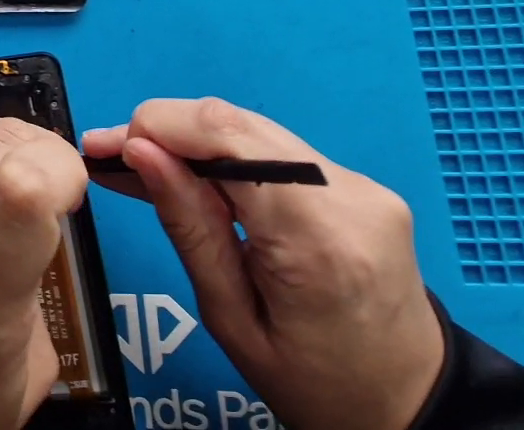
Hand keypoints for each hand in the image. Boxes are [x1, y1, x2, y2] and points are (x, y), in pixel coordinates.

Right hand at [83, 98, 443, 429]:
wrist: (414, 406)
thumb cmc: (318, 385)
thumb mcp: (232, 319)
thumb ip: (188, 226)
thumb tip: (140, 153)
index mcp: (317, 238)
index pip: (227, 136)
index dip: (158, 126)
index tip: (108, 149)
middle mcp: (348, 194)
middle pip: (234, 122)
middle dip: (162, 130)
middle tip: (109, 156)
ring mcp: (360, 184)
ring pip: (248, 128)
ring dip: (187, 141)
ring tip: (136, 166)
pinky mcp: (357, 184)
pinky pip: (271, 149)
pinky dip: (220, 155)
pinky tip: (186, 176)